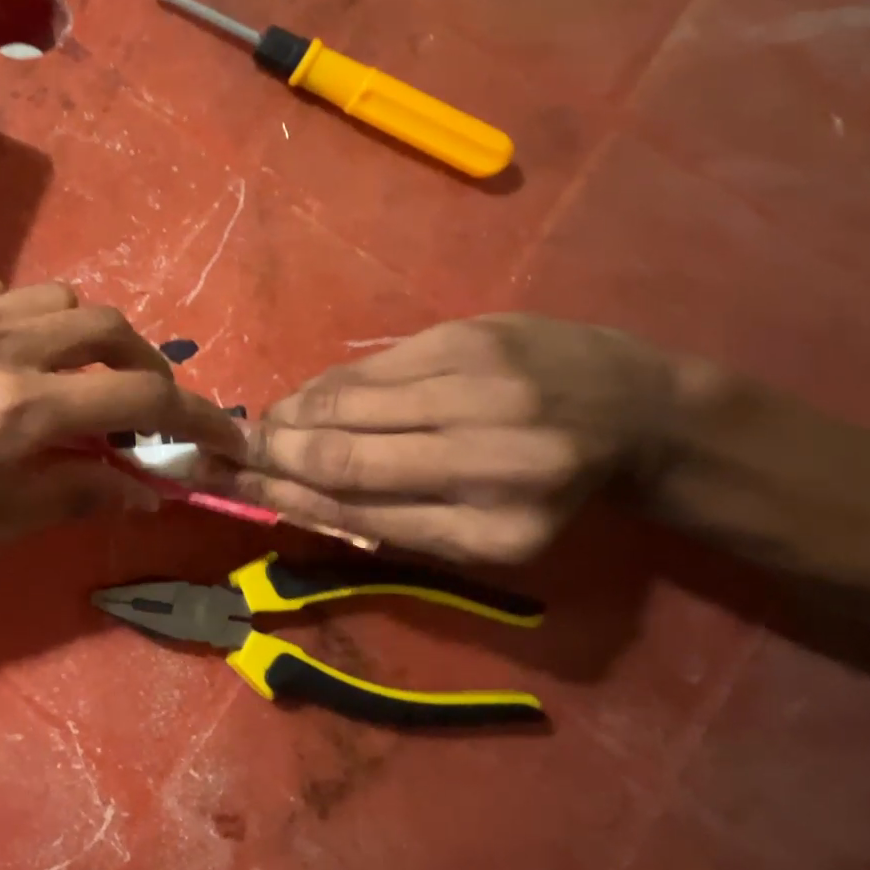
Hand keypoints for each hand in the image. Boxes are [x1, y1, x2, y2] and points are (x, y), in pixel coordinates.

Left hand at [0, 275, 243, 578]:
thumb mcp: (2, 520)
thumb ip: (82, 492)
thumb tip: (147, 487)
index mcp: (21, 408)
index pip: (139, 394)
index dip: (194, 417)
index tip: (220, 435)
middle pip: (106, 326)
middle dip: (142, 362)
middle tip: (142, 400)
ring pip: (53, 297)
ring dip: (82, 333)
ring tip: (72, 372)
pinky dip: (21, 316)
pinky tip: (6, 351)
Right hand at [212, 315, 677, 561]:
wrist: (641, 412)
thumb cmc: (552, 492)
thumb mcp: (486, 534)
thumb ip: (390, 522)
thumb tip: (288, 496)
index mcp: (495, 525)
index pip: (356, 511)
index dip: (282, 496)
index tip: (233, 484)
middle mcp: (489, 454)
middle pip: (339, 452)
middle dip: (269, 452)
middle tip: (228, 449)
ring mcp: (479, 384)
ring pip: (343, 401)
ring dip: (289, 415)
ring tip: (267, 425)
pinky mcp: (467, 335)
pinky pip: (367, 366)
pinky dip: (327, 386)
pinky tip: (313, 397)